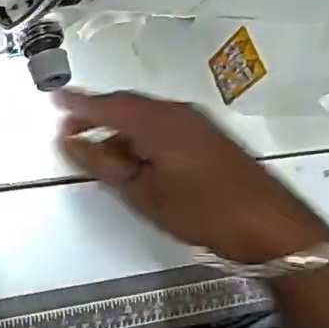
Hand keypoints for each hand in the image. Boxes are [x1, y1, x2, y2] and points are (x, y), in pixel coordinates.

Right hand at [57, 90, 328, 263]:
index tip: (55, 98)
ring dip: (118, 126)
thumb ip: (101, 163)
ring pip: (145, 116)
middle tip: (71, 127)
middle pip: (126, 105)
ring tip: (98, 147)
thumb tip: (71, 142)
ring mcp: (197, 124)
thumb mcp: (141, 192)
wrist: (274, 229)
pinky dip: (140, 134)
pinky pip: (163, 125)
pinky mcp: (210, 138)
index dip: (77, 103)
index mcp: (156, 122)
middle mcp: (177, 114)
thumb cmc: (202, 210)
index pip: (106, 105)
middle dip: (96, 114)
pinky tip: (134, 156)